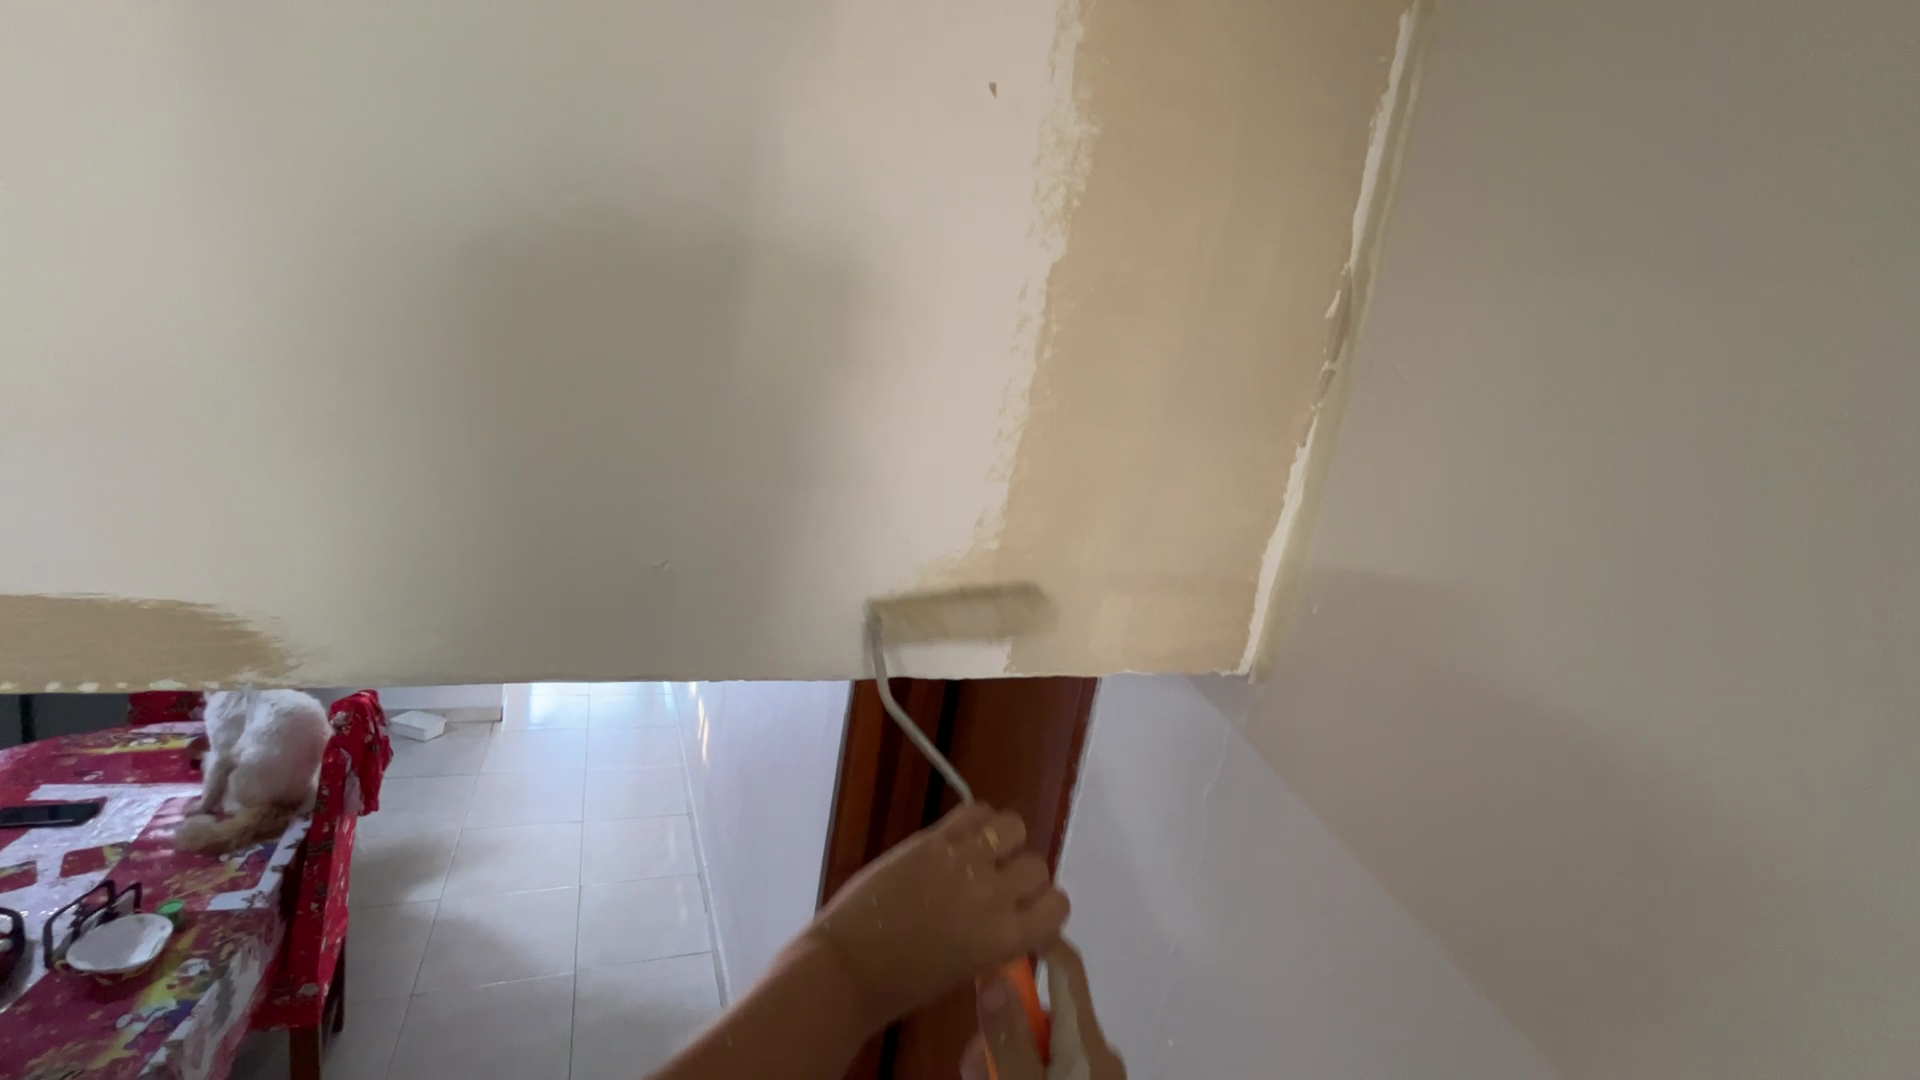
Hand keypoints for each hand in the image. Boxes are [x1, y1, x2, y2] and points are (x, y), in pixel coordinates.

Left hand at [807, 803, 1069, 1029]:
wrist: (851, 964)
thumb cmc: (906, 982)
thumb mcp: (970, 968)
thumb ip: (999, 937)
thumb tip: (1014, 915)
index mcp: (1006, 939)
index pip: (1058, 905)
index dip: (1044, 903)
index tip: (1027, 907)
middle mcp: (995, 896)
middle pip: (1037, 865)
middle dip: (1022, 874)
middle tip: (998, 881)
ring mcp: (966, 861)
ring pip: (1014, 826)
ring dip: (1005, 839)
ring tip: (984, 852)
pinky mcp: (936, 839)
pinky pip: (977, 810)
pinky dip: (978, 818)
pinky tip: (963, 835)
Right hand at [962, 939, 1125, 1079]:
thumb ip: (1009, 1036)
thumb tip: (996, 975)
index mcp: (1087, 1036)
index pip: (1065, 964)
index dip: (1037, 938)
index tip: (1002, 925)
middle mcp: (1096, 1047)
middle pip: (1044, 1011)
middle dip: (1004, 1021)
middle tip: (973, 1053)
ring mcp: (1096, 1072)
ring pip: (1044, 1044)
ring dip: (1009, 1052)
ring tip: (980, 1075)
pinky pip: (1054, 1066)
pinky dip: (1027, 1069)